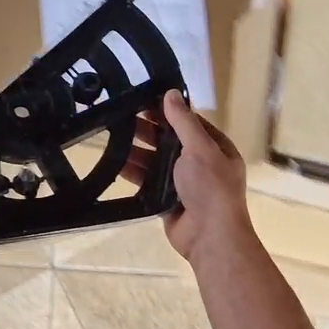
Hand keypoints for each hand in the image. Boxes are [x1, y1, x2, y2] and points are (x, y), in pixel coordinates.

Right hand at [127, 90, 253, 261]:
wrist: (210, 236)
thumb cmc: (210, 187)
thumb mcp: (199, 148)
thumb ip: (183, 121)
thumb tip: (171, 93)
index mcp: (215, 148)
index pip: (190, 123)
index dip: (168, 111)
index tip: (143, 100)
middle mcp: (201, 164)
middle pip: (170, 141)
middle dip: (148, 131)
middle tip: (121, 117)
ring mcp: (184, 184)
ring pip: (157, 161)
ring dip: (138, 151)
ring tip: (113, 138)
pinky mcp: (168, 201)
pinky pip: (149, 182)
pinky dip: (135, 174)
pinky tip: (116, 164)